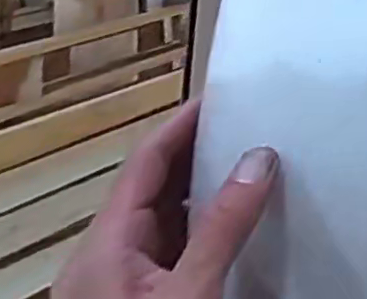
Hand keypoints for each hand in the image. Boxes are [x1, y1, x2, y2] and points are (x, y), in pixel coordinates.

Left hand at [54, 98, 278, 298]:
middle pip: (157, 183)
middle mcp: (110, 257)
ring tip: (260, 150)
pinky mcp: (148, 297)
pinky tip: (248, 210)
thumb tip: (261, 154)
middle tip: (256, 114)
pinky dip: (214, 216)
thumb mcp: (187, 297)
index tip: (227, 89)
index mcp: (105, 248)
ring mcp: (126, 281)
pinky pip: (182, 240)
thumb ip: (224, 226)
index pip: (147, 162)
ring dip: (212, 180)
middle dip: (205, 145)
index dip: (184, 121)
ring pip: (171, 212)